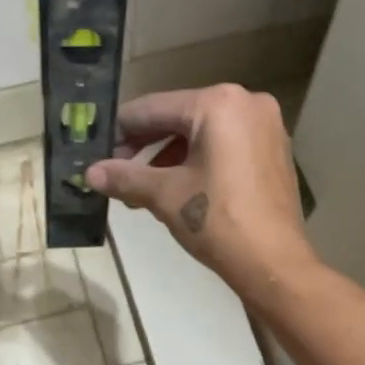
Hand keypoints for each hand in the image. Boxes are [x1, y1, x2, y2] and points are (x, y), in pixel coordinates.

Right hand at [85, 85, 316, 292]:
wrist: (272, 262)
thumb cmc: (217, 222)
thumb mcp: (165, 196)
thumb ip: (126, 178)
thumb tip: (90, 173)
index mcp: (218, 103)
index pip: (154, 108)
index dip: (122, 129)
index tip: (99, 149)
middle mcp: (246, 102)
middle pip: (181, 117)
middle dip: (147, 146)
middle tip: (119, 172)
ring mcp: (266, 126)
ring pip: (204, 134)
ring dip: (170, 157)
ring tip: (144, 188)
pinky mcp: (274, 152)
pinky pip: (226, 146)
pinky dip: (200, 162)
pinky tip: (179, 189)